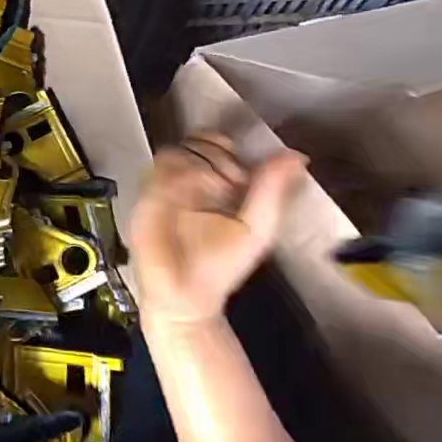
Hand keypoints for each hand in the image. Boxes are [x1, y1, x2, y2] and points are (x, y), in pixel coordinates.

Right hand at [129, 133, 303, 334]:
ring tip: (208, 192)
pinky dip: (172, 181)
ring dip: (193, 166)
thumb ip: (272, 193)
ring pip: (174, 155)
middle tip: (227, 183)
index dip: (225, 146)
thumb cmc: (219, 267)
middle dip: (213, 156)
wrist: (187, 298)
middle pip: (194, 144)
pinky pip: (156, 178)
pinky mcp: (145, 202)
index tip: (239, 168)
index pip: (214, 143)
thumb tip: (295, 156)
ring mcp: (162, 189)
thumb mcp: (257, 230)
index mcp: (212, 182)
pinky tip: (186, 196)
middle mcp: (185, 181)